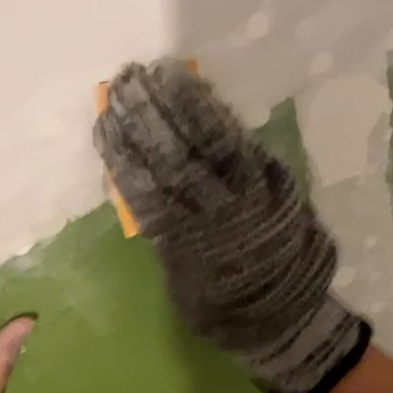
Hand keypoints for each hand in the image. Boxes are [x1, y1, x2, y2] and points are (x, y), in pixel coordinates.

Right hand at [94, 58, 369, 392]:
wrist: (287, 320)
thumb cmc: (224, 308)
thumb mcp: (183, 282)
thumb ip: (166, 236)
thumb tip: (148, 191)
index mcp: (184, 241)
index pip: (145, 186)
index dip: (124, 151)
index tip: (105, 120)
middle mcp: (214, 213)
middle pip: (175, 155)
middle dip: (148, 116)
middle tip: (126, 80)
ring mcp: (248, 195)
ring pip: (211, 141)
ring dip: (184, 104)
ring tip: (160, 73)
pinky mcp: (274, 185)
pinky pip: (242, 144)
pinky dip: (219, 117)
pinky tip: (200, 94)